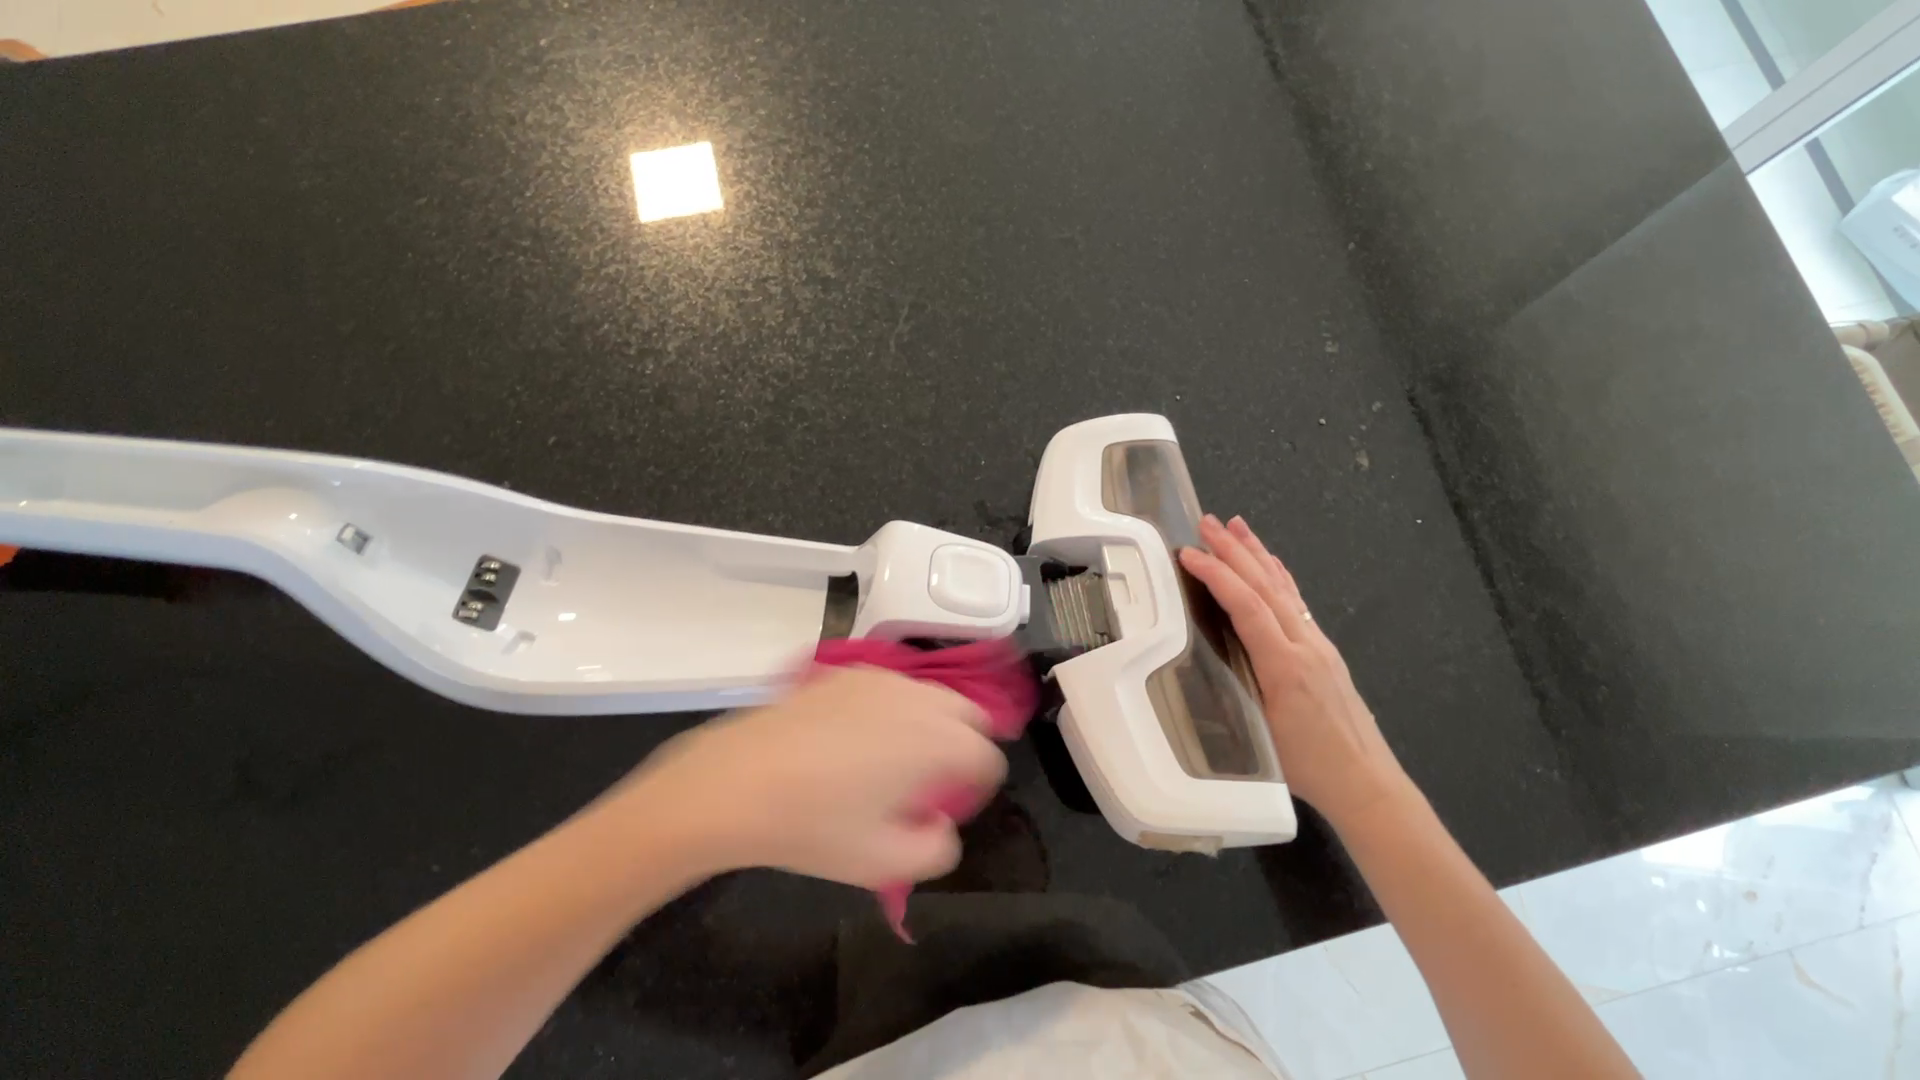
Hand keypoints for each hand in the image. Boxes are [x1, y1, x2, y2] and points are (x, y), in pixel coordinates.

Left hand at [614, 666, 1006, 887]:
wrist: (734, 782)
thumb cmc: (814, 826)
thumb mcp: (884, 863)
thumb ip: (937, 850)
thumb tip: (940, 826)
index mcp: (939, 741)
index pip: (988, 758)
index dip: (976, 788)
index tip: (948, 809)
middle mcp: (918, 698)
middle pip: (969, 715)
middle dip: (962, 746)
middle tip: (929, 784)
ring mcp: (880, 678)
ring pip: (930, 696)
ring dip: (930, 724)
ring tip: (893, 762)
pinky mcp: (843, 672)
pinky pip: (890, 687)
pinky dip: (894, 709)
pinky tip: (856, 740)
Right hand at [1180, 514, 1412, 827]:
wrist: (1367, 783)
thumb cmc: (1308, 767)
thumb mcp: (1259, 737)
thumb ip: (1231, 697)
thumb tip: (1195, 670)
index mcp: (1284, 665)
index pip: (1248, 606)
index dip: (1217, 575)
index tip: (1188, 553)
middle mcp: (1305, 646)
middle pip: (1267, 586)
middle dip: (1235, 551)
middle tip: (1208, 522)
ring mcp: (1319, 646)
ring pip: (1285, 589)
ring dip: (1258, 555)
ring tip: (1238, 526)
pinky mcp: (1325, 653)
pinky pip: (1298, 603)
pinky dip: (1280, 577)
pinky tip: (1273, 566)